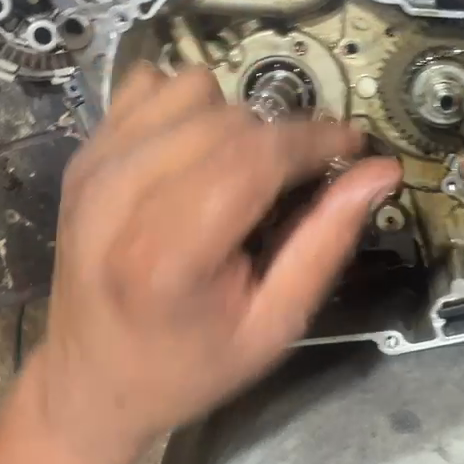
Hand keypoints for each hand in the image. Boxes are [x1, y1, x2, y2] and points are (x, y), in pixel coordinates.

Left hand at [23, 65, 402, 463]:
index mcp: (165, 253)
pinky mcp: (83, 153)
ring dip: (233, 118)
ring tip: (239, 170)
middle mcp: (119, 194)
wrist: (90, 379)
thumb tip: (380, 172)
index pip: (255, 157)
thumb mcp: (272, 326)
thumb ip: (325, 243)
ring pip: (193, 89)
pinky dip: (186, 106)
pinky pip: (150, 84)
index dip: (315, 140)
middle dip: (280, 138)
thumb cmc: (186, 365)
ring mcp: (94, 166)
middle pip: (229, 120)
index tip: (353, 143)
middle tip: (297, 179)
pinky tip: (192, 153)